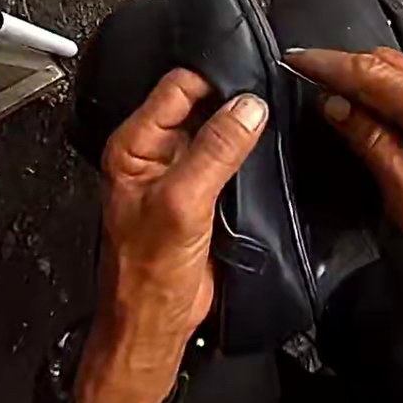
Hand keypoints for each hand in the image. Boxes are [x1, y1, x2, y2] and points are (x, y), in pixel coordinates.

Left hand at [76, 69, 266, 402]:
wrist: (158, 323)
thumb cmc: (146, 274)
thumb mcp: (182, 204)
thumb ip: (215, 151)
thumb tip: (248, 108)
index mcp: (135, 145)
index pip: (176, 88)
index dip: (212, 80)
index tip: (248, 82)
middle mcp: (156, 152)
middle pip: (199, 104)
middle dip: (231, 100)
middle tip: (264, 103)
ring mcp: (181, 172)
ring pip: (217, 129)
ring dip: (241, 127)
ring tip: (268, 125)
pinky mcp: (204, 192)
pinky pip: (229, 157)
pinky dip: (247, 152)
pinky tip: (265, 151)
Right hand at [285, 48, 402, 330]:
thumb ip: (375, 148)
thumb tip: (338, 109)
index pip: (372, 73)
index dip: (327, 64)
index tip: (295, 60)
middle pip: (388, 62)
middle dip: (342, 66)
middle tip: (304, 76)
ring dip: (365, 77)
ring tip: (331, 93)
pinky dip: (390, 89)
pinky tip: (373, 107)